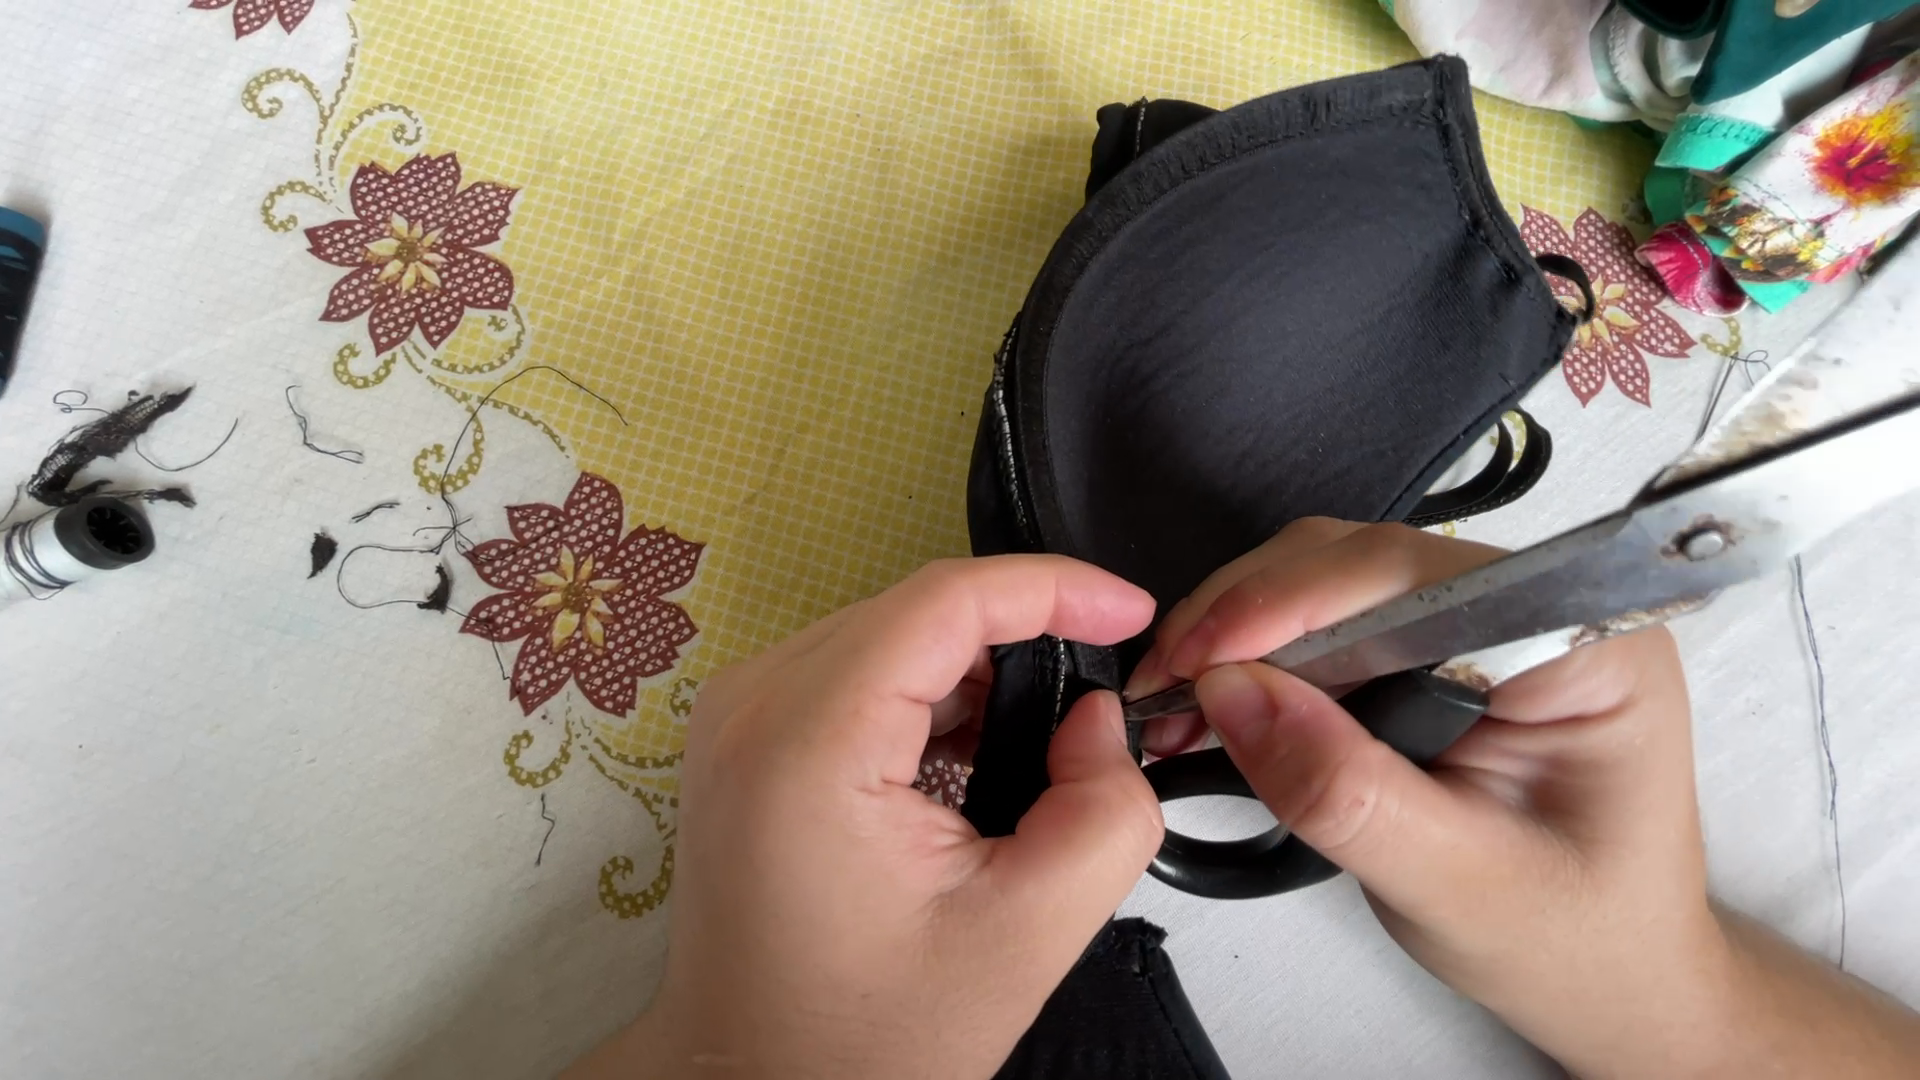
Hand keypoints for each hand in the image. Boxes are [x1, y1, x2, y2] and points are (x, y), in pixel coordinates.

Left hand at [568, 556, 1164, 1079]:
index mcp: (807, 741)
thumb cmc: (867, 1035)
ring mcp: (741, 704)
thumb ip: (1103, 812)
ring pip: (893, 628)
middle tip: (1094, 683)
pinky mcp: (750, 722)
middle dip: (1022, 628)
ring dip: (977, 660)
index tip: (1129, 611)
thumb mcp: (1025, 936)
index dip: (1049, 587)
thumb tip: (1096, 715)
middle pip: (917, 609)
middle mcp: (755, 698)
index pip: (943, 602)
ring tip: (1033, 731)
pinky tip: (967, 743)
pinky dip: (931, 683)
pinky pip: (861, 662)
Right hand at [1128, 518, 1724, 1075]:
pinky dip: (1238, 655)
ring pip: (1306, 580)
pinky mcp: (1404, 641)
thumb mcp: (1456, 885)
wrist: (1597, 968)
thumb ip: (1344, 790)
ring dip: (1224, 635)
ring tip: (1171, 704)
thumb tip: (1222, 690)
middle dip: (1235, 620)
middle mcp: (1511, 599)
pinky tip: (1204, 701)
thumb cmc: (1563, 939)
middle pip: (1342, 563)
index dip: (1289, 603)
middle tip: (1159, 691)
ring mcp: (1453, 613)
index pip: (1407, 577)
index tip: (1196, 664)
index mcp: (1572, 641)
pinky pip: (1301, 618)